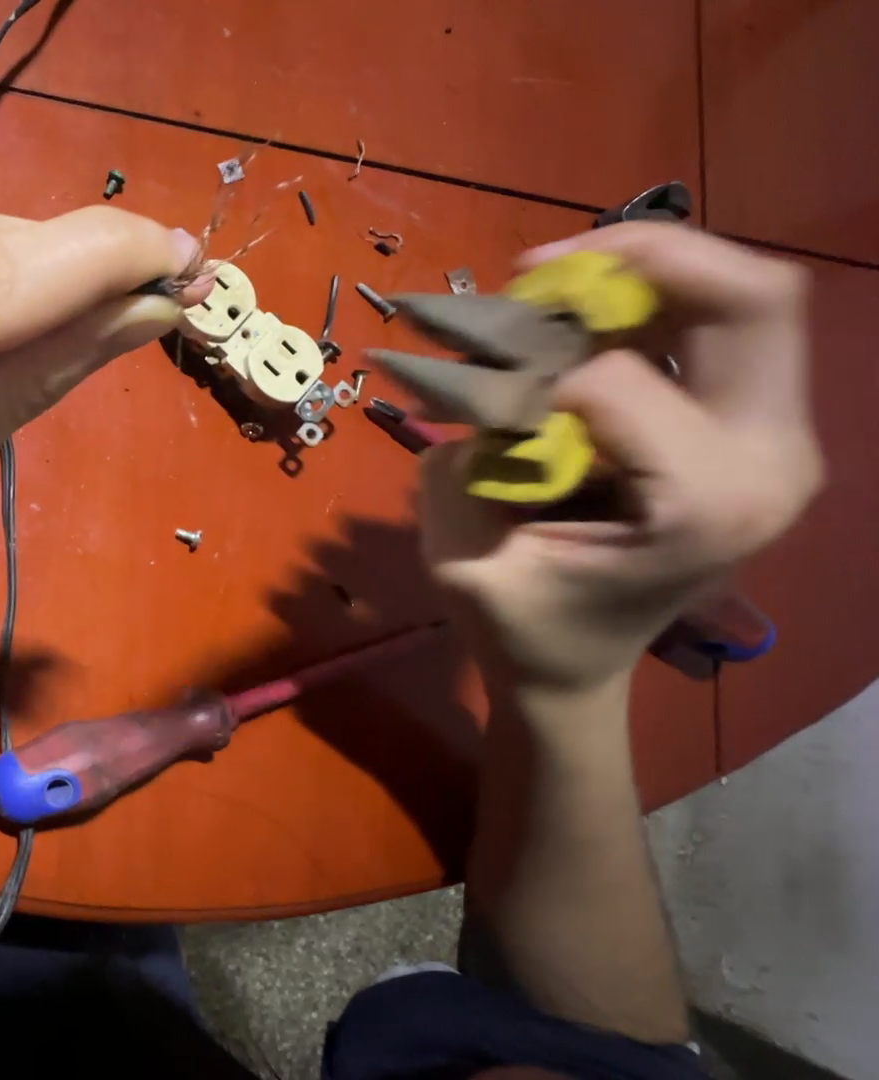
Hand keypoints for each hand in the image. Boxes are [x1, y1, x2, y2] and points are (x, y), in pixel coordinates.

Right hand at [418, 224, 822, 696]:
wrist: (578, 669)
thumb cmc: (520, 629)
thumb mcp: (464, 561)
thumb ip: (464, 472)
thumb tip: (474, 388)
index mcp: (702, 502)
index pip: (614, 381)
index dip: (521, 376)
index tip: (465, 402)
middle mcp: (768, 457)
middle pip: (747, 299)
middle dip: (634, 260)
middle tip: (534, 269)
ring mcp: (776, 439)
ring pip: (745, 300)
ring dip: (642, 275)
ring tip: (551, 287)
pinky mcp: (756, 430)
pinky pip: (721, 332)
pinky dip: (648, 307)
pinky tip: (582, 323)